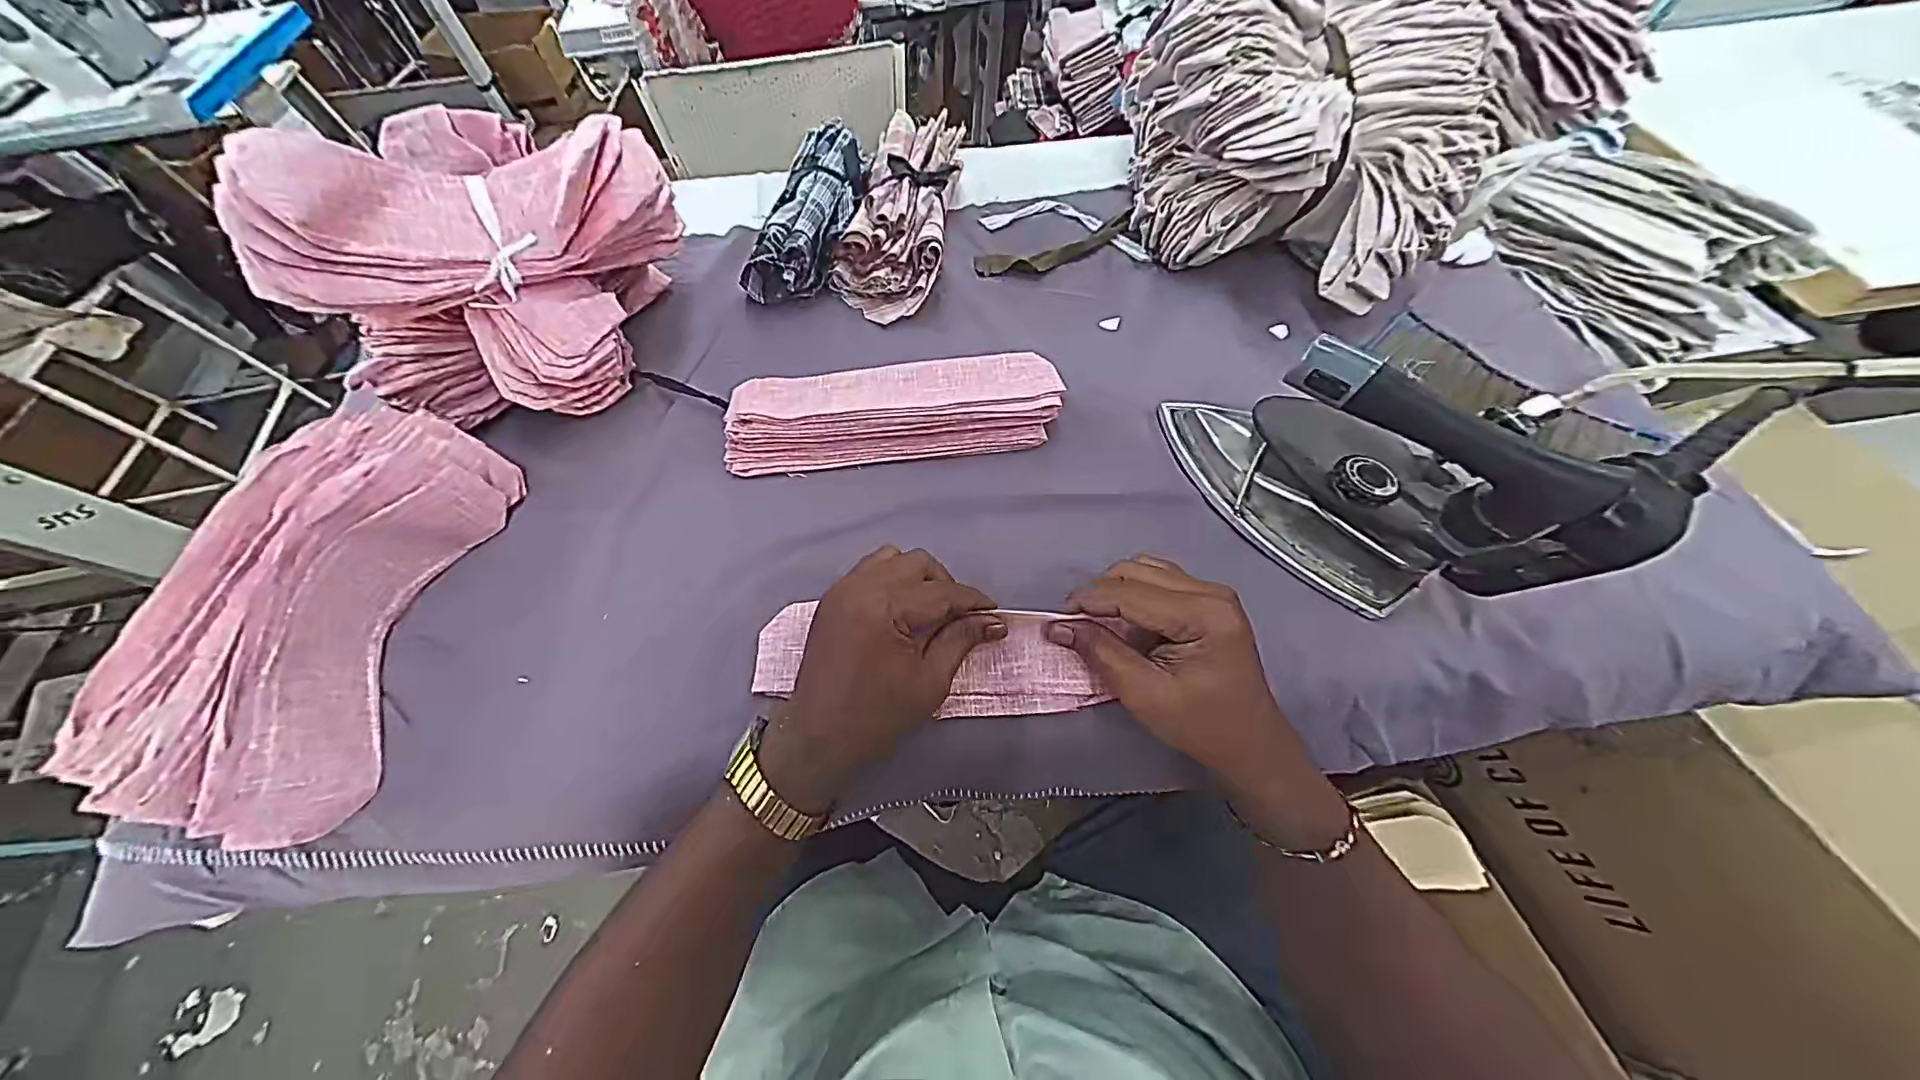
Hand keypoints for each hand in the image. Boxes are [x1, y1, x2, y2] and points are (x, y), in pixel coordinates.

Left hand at [759, 546, 1004, 814]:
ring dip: (917, 576)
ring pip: (892, 559)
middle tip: (960, 615)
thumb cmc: (877, 715)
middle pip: (918, 564)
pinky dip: (891, 579)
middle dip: (946, 585)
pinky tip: (901, 608)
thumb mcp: (930, 681)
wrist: (819, 734)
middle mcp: (860, 588)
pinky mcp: (832, 599)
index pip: (940, 591)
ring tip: (929, 609)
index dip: (972, 601)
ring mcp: (842, 590)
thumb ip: (960, 641)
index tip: (993, 613)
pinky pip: (869, 570)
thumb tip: (992, 622)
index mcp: (884, 608)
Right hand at [1046, 555, 1347, 847]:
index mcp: (1205, 613)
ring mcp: (1212, 593)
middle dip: (1099, 596)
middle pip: (1135, 572)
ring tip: (1099, 626)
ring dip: (1114, 593)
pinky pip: (1158, 581)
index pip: (1131, 593)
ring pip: (1144, 571)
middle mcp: (1211, 591)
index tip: (1056, 620)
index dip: (1088, 603)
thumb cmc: (1202, 726)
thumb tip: (1059, 626)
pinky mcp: (1207, 600)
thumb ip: (1102, 654)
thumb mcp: (1145, 695)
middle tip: (1076, 627)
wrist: (1250, 744)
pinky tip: (1126, 623)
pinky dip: (1133, 595)